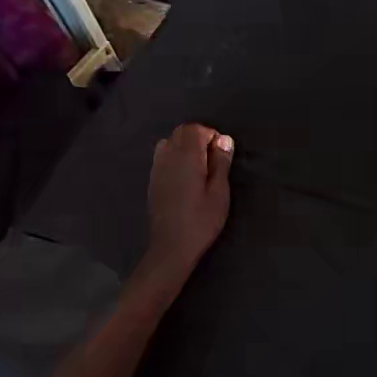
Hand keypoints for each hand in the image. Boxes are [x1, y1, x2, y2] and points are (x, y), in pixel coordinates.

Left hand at [144, 124, 233, 275]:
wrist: (171, 247)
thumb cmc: (201, 220)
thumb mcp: (219, 192)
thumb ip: (221, 162)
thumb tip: (224, 139)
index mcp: (186, 156)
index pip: (194, 129)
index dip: (211, 135)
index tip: (222, 153)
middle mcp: (167, 156)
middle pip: (180, 132)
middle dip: (198, 138)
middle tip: (213, 160)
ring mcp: (156, 168)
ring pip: (169, 142)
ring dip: (185, 147)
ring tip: (199, 168)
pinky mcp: (152, 180)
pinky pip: (163, 156)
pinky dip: (175, 158)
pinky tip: (185, 178)